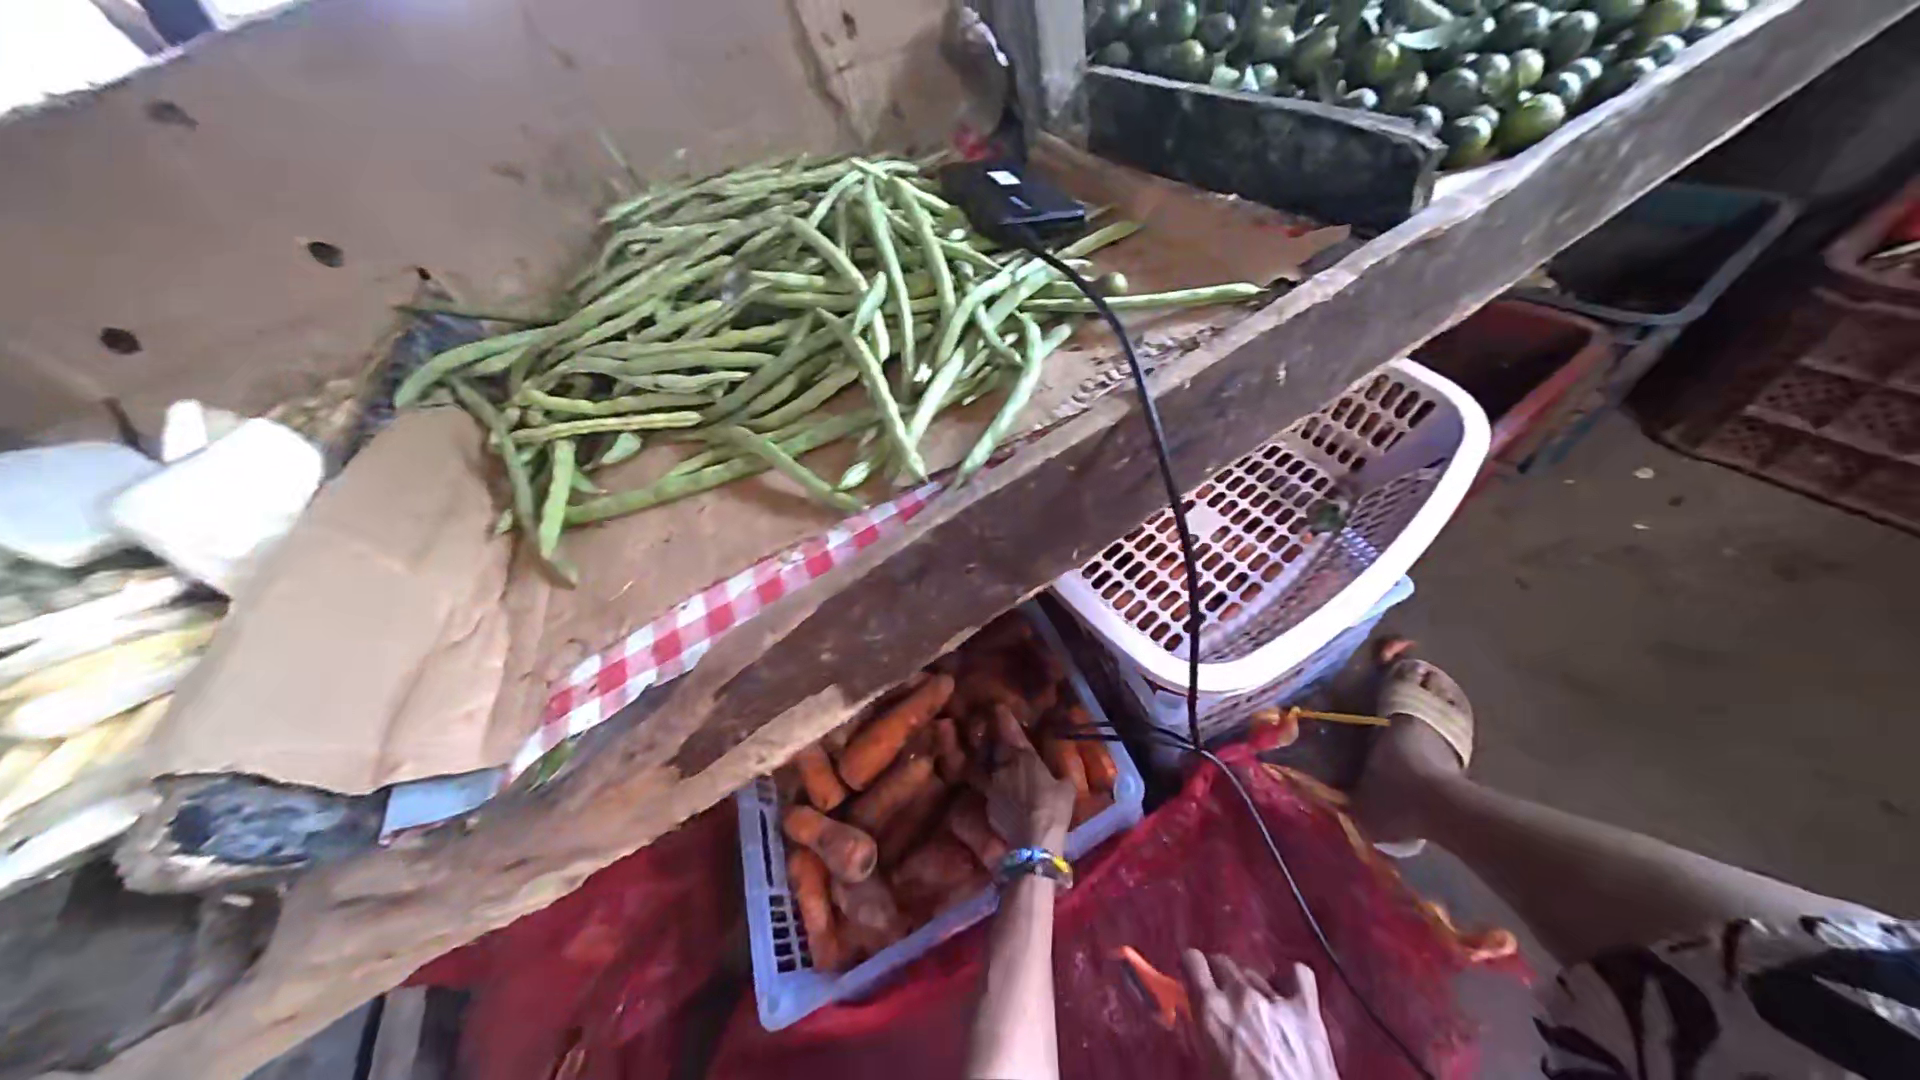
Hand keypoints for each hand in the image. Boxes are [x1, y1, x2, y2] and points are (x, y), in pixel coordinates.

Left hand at [984, 706, 1074, 851]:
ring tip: (988, 765)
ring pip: (986, 768)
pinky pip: (987, 791)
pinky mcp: (986, 805)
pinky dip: (991, 791)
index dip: (1004, 717)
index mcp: (1024, 756)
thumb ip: (1061, 776)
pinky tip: (996, 796)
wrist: (1034, 840)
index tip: (998, 707)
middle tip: (992, 735)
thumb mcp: (1066, 788)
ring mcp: (992, 785)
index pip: (1011, 730)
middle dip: (992, 740)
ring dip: (987, 765)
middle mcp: (1003, 766)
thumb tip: (1062, 773)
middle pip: (994, 747)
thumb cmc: (1054, 808)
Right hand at [1181, 951, 1339, 1079]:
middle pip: (1222, 962)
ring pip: (1253, 972)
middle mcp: (1240, 995)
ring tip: (1256, 1013)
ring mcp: (1275, 1000)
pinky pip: (1299, 974)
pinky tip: (1285, 996)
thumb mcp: (1208, 1070)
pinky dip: (1289, 980)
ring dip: (1249, 987)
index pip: (1192, 960)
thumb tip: (1186, 1015)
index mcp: (1211, 1010)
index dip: (1191, 970)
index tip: (1192, 981)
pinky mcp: (1307, 1011)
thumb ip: (1197, 1034)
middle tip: (1223, 1004)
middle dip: (1218, 978)